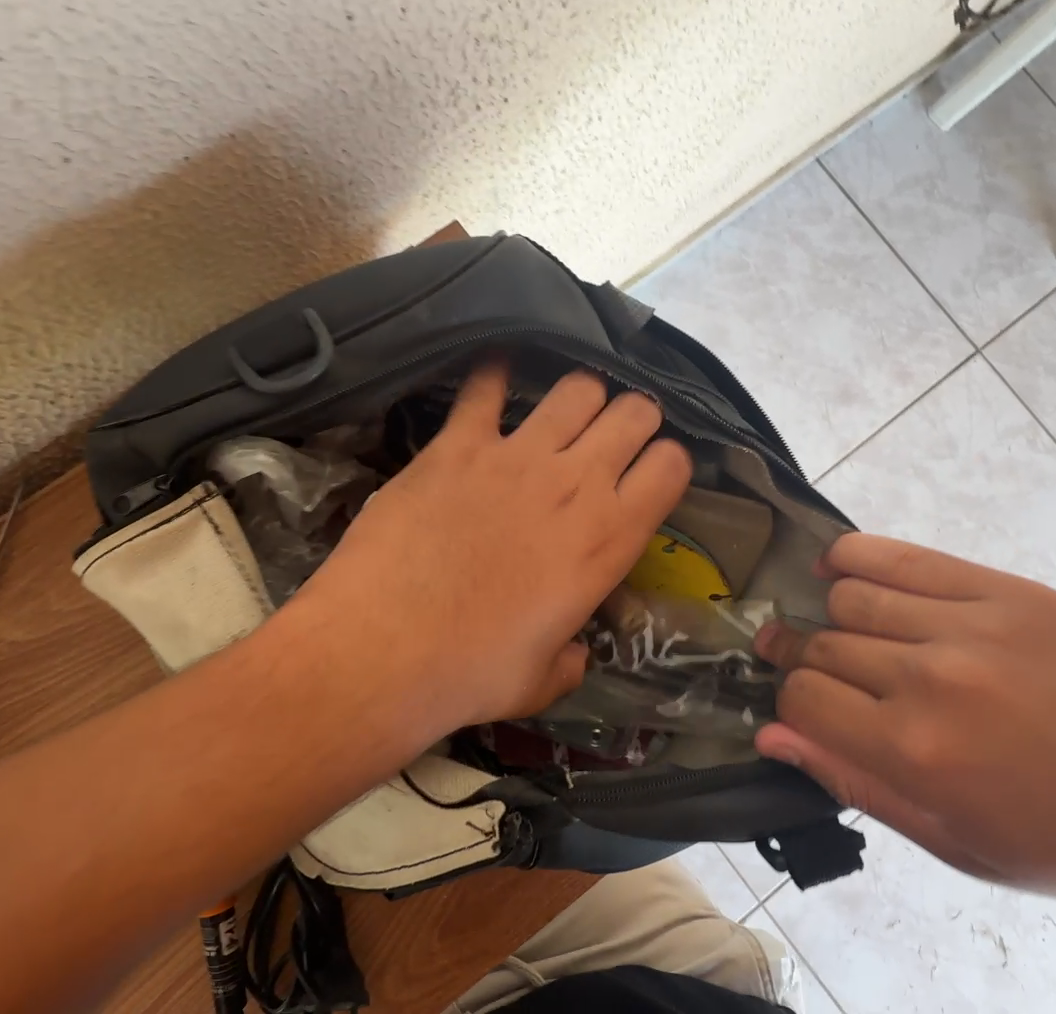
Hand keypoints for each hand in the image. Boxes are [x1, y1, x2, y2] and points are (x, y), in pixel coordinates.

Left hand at [287, 362, 690, 732]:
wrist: (384, 648)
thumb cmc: (470, 673)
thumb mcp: (540, 681)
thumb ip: (568, 658)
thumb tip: (571, 652)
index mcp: (608, 540)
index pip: (671, 467)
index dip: (666, 463)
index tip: (646, 475)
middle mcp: (574, 484)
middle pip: (634, 412)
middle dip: (632, 418)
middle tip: (610, 437)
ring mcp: (514, 456)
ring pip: (576, 387)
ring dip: (579, 395)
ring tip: (562, 412)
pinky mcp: (456, 443)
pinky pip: (485, 385)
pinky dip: (493, 374)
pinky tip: (494, 373)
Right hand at [753, 533, 1055, 894]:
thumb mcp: (961, 846)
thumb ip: (856, 783)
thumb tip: (770, 735)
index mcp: (917, 756)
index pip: (802, 698)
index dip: (788, 701)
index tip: (800, 707)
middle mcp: (930, 681)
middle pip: (819, 646)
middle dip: (798, 656)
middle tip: (796, 661)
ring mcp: (971, 626)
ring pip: (848, 595)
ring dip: (830, 614)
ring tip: (840, 630)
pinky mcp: (1008, 592)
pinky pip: (900, 556)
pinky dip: (853, 557)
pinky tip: (837, 566)